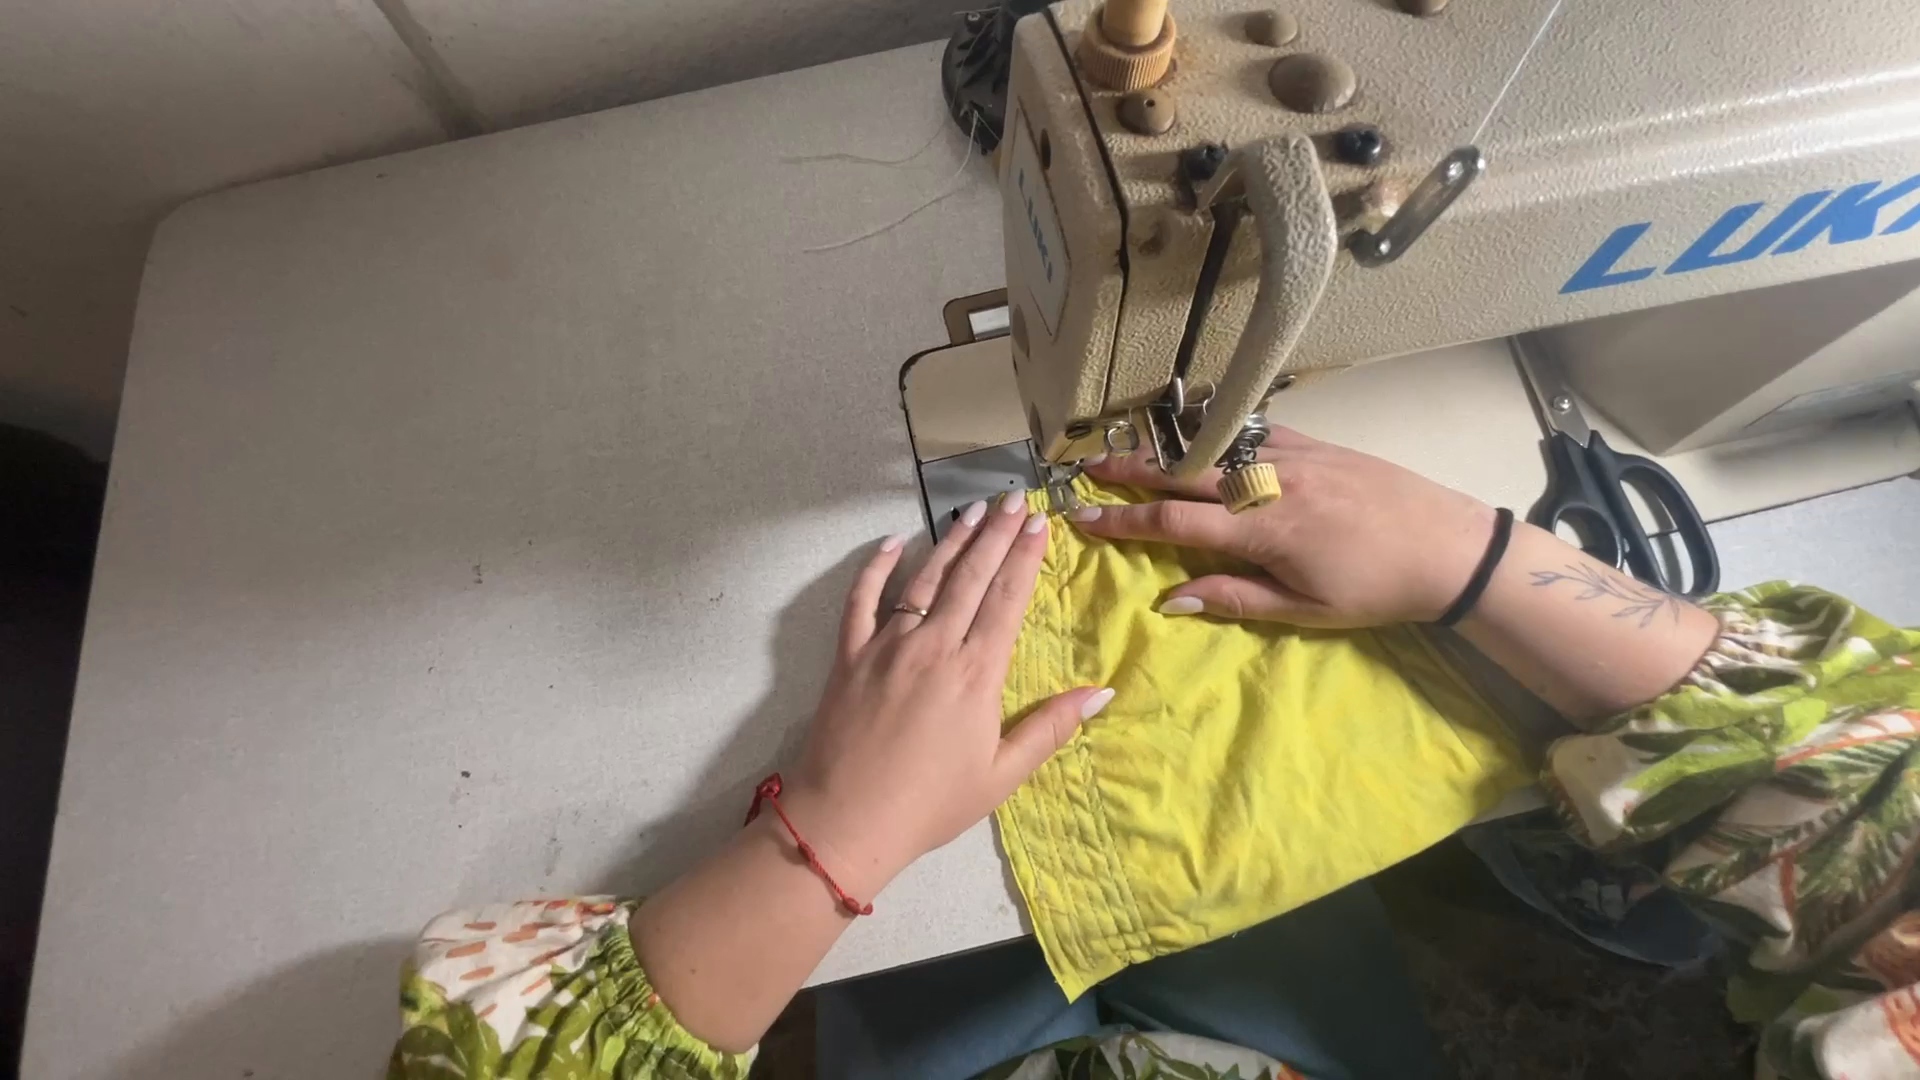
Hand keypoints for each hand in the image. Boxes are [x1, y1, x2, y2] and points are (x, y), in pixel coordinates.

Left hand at [782, 493, 1112, 897]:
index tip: (1039, 523)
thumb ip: (1050, 728)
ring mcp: (887, 644)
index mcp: (976, 672)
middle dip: (996, 534)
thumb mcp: (1001, 776)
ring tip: (972, 511)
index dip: (1025, 558)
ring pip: (925, 579)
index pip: (1008, 599)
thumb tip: (1101, 691)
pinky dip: (876, 568)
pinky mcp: (850, 653)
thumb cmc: (931, 804)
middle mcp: (934, 644)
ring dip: (951, 543)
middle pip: (972, 577)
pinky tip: (893, 542)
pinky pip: (862, 600)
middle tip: (1013, 499)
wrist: (844, 821)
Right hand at [1075, 428, 1494, 627]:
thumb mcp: (1306, 610)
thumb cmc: (1375, 589)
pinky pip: (1253, 431)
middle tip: (1089, 467)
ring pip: (1214, 446)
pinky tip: (1200, 435)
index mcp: (1261, 530)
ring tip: (1133, 450)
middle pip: (1182, 472)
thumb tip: (1172, 600)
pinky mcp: (1313, 443)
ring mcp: (1290, 457)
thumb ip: (1235, 598)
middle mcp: (1267, 484)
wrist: (1450, 547)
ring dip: (1167, 449)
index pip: (1173, 523)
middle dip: (1130, 470)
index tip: (1084, 517)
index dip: (1123, 522)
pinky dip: (1218, 433)